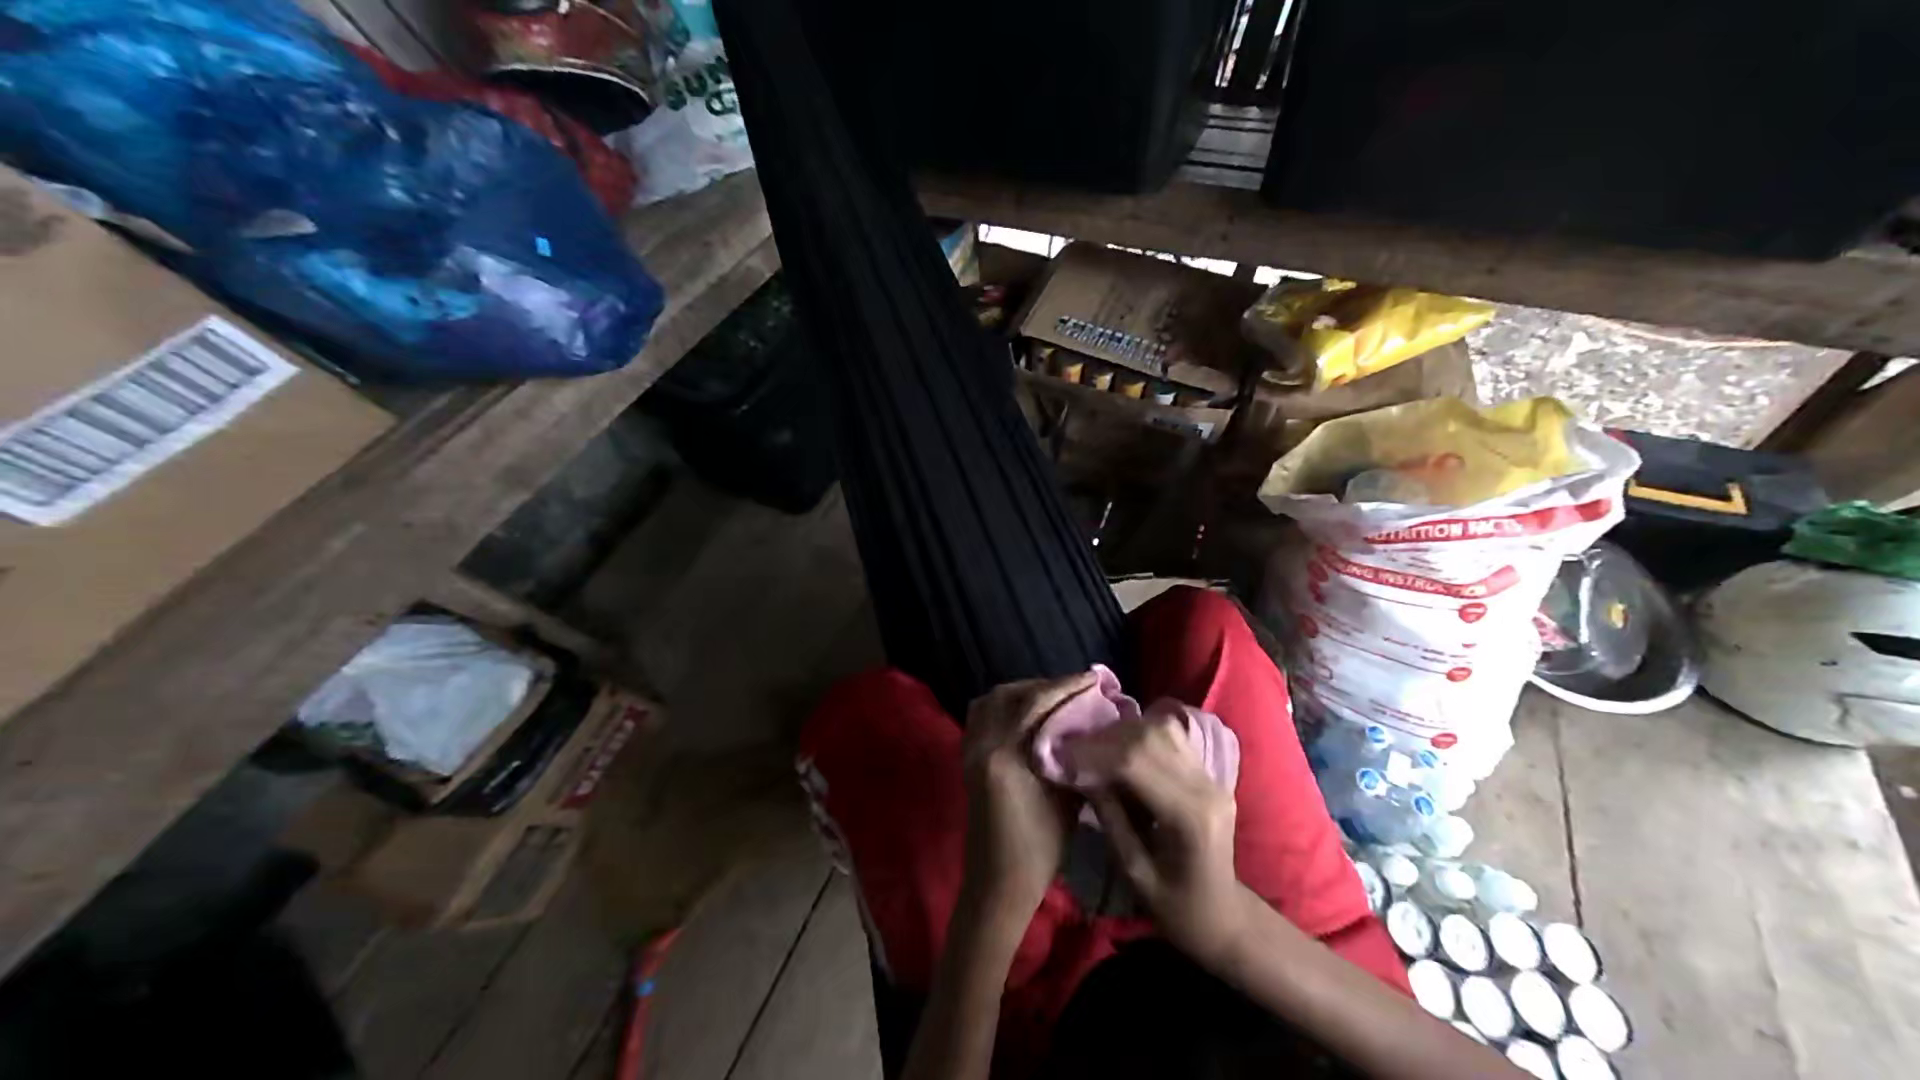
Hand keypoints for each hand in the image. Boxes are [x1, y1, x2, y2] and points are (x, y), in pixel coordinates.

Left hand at [959, 672, 1097, 914]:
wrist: (999, 882)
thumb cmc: (1040, 848)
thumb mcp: (1067, 800)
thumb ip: (1074, 755)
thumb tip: (1091, 724)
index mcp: (1004, 754)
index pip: (1034, 702)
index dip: (1065, 685)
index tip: (1091, 678)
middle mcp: (981, 744)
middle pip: (1009, 694)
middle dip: (1044, 686)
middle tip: (1074, 689)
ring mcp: (969, 749)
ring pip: (991, 701)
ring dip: (1021, 693)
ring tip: (1052, 698)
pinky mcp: (967, 757)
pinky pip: (982, 715)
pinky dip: (1004, 706)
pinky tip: (1028, 717)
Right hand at [1067, 713, 1253, 968]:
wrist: (1222, 917)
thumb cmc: (1175, 908)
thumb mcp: (1132, 871)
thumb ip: (1109, 816)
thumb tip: (1077, 772)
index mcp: (1190, 817)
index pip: (1136, 763)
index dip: (1094, 753)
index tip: (1060, 756)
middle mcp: (1207, 787)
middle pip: (1150, 737)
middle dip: (1104, 738)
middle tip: (1071, 748)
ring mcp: (1212, 777)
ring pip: (1162, 729)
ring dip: (1121, 731)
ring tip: (1092, 746)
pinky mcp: (1209, 773)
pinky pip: (1172, 737)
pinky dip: (1139, 733)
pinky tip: (1118, 747)